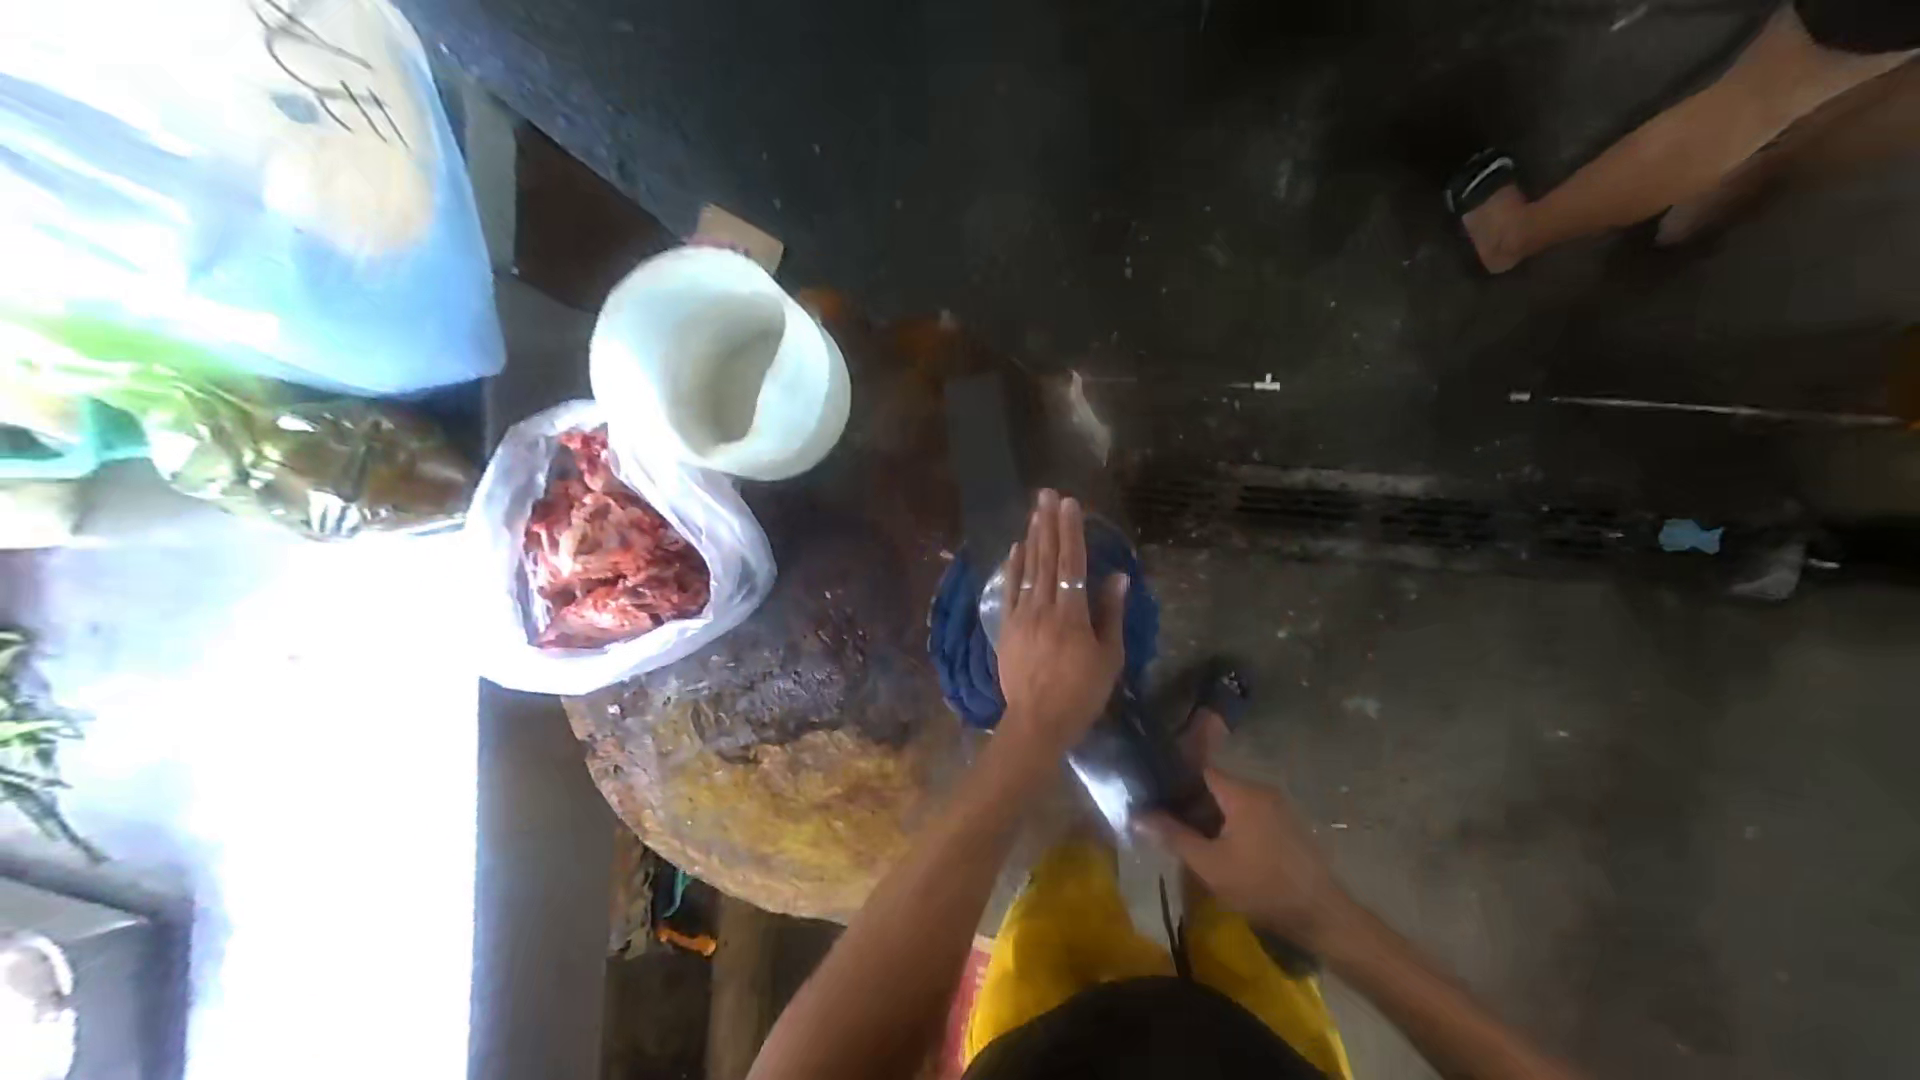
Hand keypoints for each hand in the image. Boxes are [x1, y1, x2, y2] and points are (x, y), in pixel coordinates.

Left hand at [994, 490, 1128, 756]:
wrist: (1036, 721)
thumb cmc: (1081, 693)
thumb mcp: (1108, 657)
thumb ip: (1110, 614)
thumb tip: (1118, 577)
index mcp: (1071, 614)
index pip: (1072, 562)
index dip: (1071, 531)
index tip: (1070, 503)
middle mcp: (1042, 607)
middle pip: (1046, 558)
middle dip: (1047, 524)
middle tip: (1046, 494)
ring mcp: (1020, 616)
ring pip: (1026, 569)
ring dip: (1031, 538)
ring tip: (1034, 512)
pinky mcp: (1006, 627)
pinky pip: (1009, 590)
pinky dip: (1012, 567)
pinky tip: (1015, 549)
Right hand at [1138, 769, 1352, 948]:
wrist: (1324, 918)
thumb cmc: (1262, 887)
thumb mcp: (1210, 865)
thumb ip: (1173, 836)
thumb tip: (1137, 816)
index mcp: (1242, 793)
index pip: (1200, 770)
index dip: (1175, 781)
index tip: (1155, 797)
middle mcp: (1261, 791)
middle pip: (1216, 787)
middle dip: (1192, 804)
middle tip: (1170, 826)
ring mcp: (1278, 808)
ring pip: (1232, 803)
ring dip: (1212, 818)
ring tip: (1192, 841)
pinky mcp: (1288, 826)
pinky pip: (1250, 815)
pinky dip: (1232, 826)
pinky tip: (1222, 851)